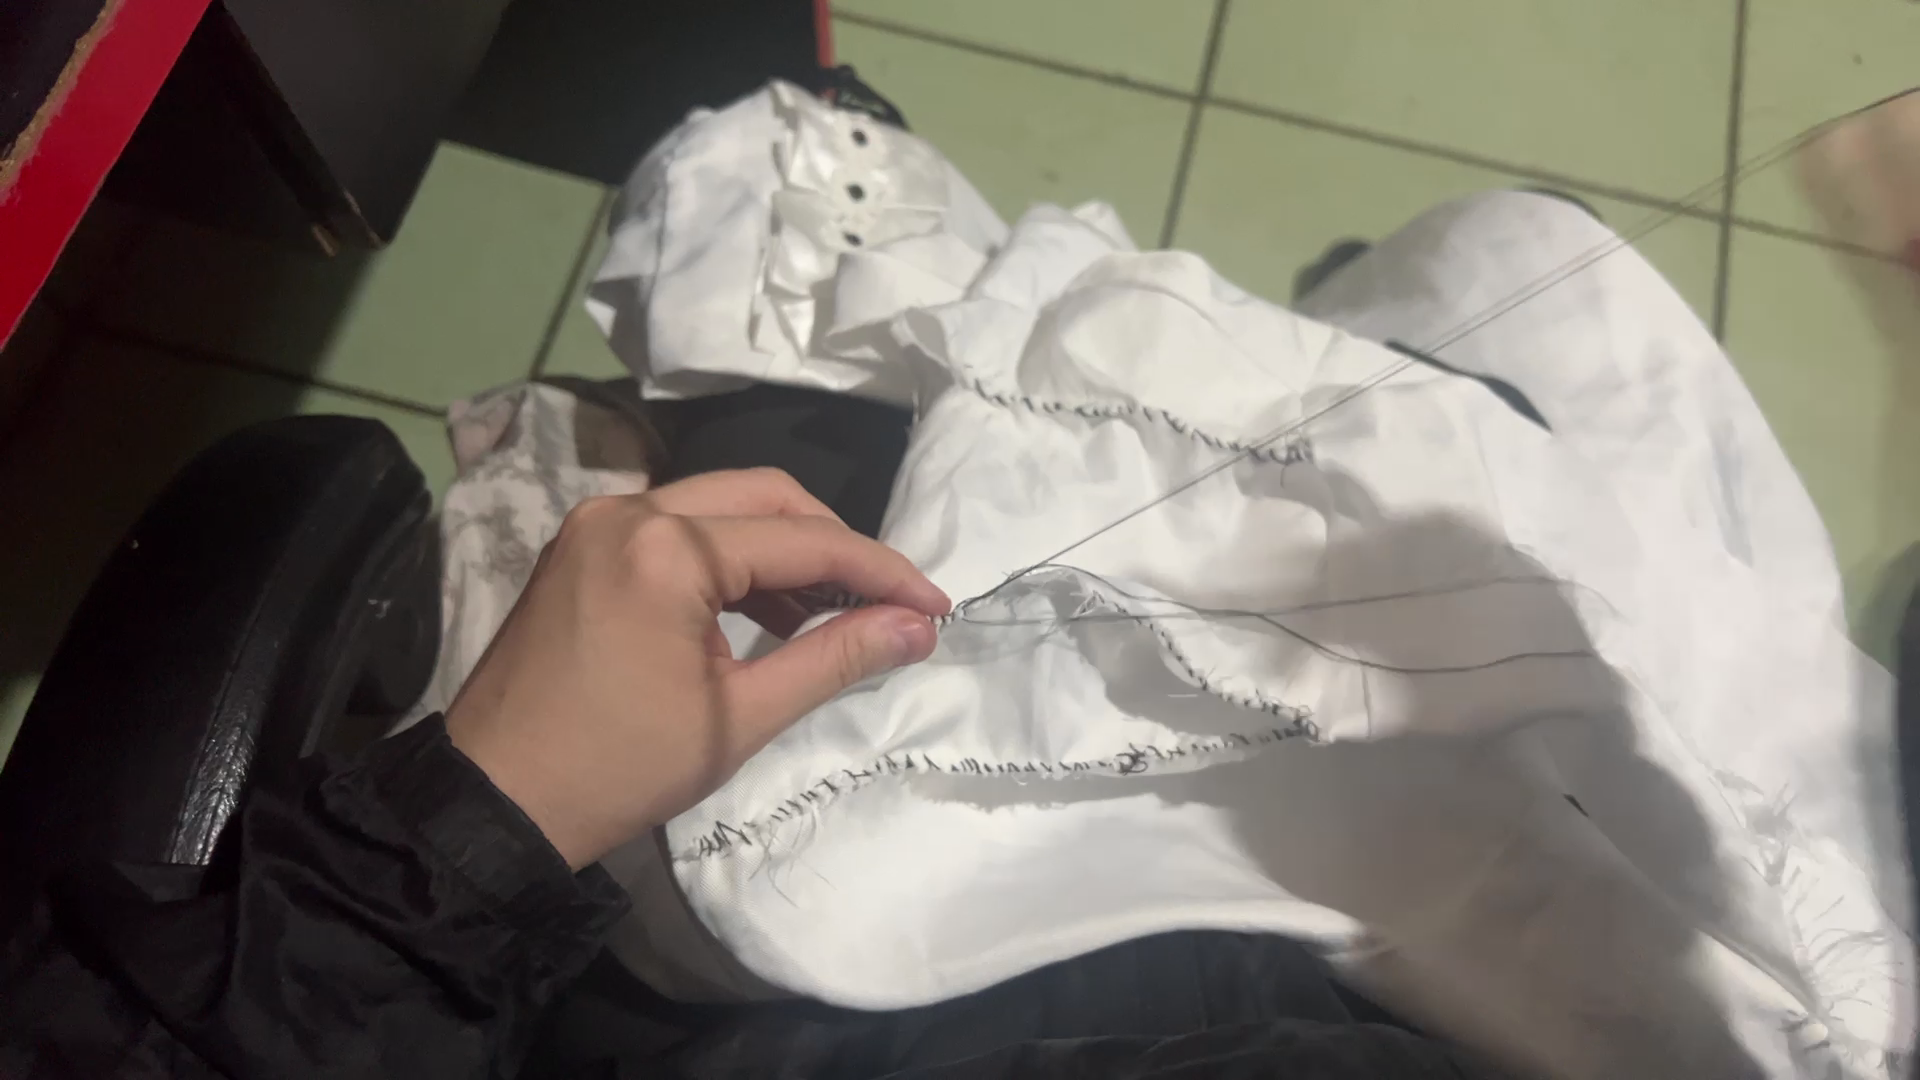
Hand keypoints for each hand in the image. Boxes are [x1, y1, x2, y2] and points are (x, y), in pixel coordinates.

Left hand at [444, 469, 949, 868]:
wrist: (489, 809)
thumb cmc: (619, 770)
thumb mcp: (742, 717)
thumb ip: (838, 657)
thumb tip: (918, 626)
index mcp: (666, 549)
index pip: (804, 540)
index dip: (881, 572)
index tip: (933, 605)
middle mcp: (630, 510)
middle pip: (768, 497)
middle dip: (836, 545)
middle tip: (881, 599)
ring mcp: (602, 521)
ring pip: (728, 506)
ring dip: (788, 549)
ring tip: (832, 610)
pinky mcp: (589, 543)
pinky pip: (687, 529)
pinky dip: (739, 560)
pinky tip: (767, 610)